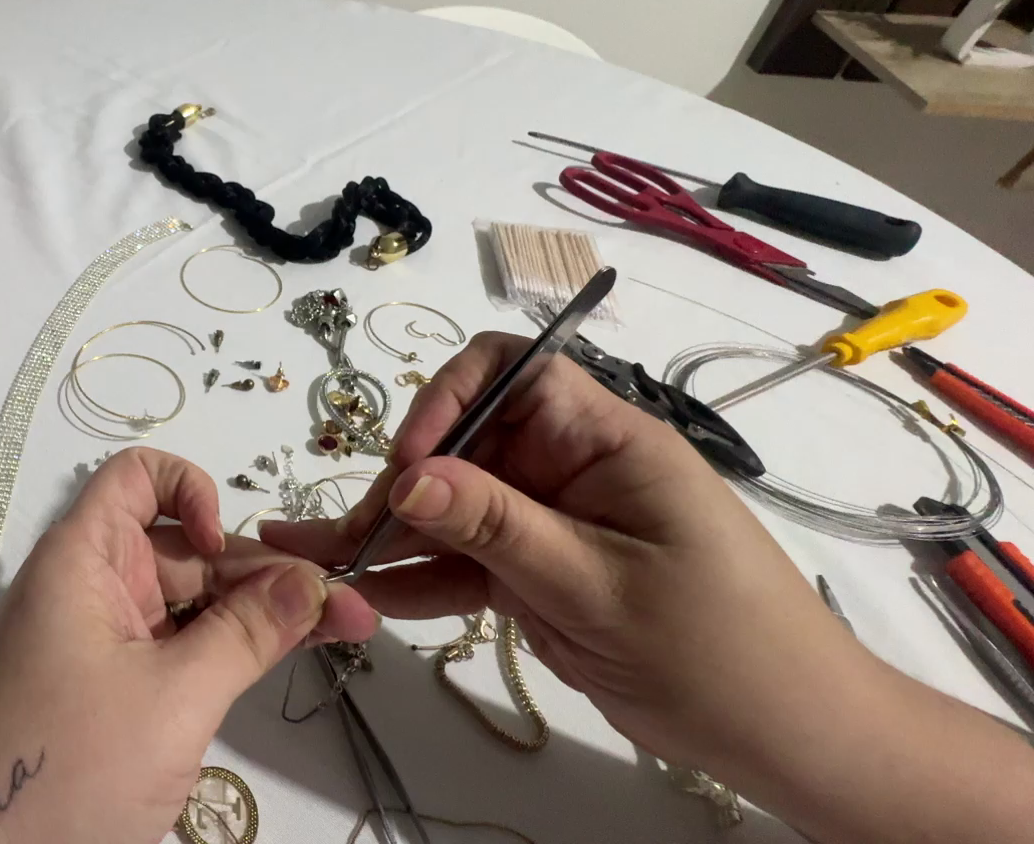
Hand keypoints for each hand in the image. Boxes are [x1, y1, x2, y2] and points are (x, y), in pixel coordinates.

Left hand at [0, 447, 378, 843]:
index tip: (221, 546)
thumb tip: (312, 584)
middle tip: (348, 608)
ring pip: (191, 600)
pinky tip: (291, 650)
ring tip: (343, 628)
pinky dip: (230, 647)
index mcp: (87, 555)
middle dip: (263, 571)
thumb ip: (246, 636)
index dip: (189, 490)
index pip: (137, 477)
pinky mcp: (116, 677)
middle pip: (185, 548)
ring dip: (260, 613)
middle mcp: (95, 580)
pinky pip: (181, 643)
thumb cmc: (66, 764)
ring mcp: (106, 632)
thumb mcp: (172, 699)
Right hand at [260, 332, 863, 778]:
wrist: (794, 747)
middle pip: (457, 445)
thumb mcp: (601, 588)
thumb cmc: (725, 654)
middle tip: (349, 542)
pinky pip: (458, 560)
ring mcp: (539, 517)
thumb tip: (405, 475)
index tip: (410, 460)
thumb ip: (498, 528)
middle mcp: (560, 464)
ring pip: (445, 506)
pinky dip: (415, 578)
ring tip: (323, 562)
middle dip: (398, 487)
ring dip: (387, 534)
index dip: (448, 397)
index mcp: (598, 439)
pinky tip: (367, 596)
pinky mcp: (527, 567)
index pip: (510, 371)